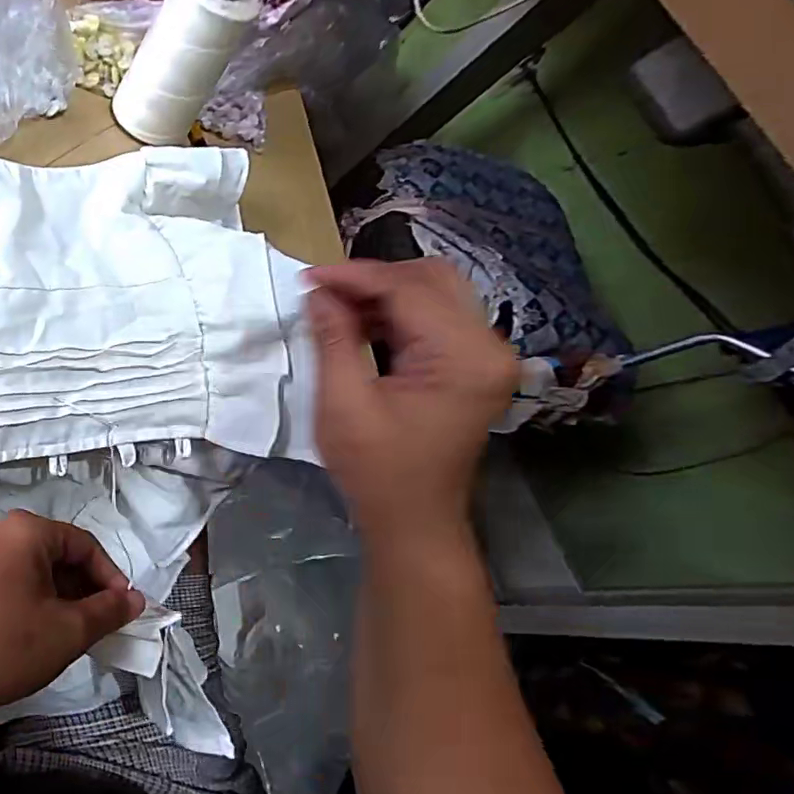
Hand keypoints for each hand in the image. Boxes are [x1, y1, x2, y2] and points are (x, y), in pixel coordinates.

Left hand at [0, 510, 144, 721]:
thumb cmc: (6, 646)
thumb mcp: (68, 630)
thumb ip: (108, 610)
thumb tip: (136, 598)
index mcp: (26, 531)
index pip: (85, 544)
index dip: (111, 577)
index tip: (126, 612)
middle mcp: (3, 531)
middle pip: (62, 552)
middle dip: (89, 588)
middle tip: (106, 625)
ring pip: (42, 567)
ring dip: (67, 596)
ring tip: (81, 633)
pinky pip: (21, 577)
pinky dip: (43, 598)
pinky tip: (50, 630)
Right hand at [304, 258, 516, 536]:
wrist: (411, 516)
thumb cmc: (374, 466)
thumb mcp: (342, 403)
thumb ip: (333, 340)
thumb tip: (319, 293)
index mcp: (463, 357)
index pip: (409, 290)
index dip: (353, 277)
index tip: (305, 278)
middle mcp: (488, 347)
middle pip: (432, 280)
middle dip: (372, 278)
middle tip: (320, 291)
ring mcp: (485, 356)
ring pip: (434, 294)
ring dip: (382, 293)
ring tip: (332, 306)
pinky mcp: (471, 366)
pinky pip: (434, 319)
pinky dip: (394, 313)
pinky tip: (358, 324)